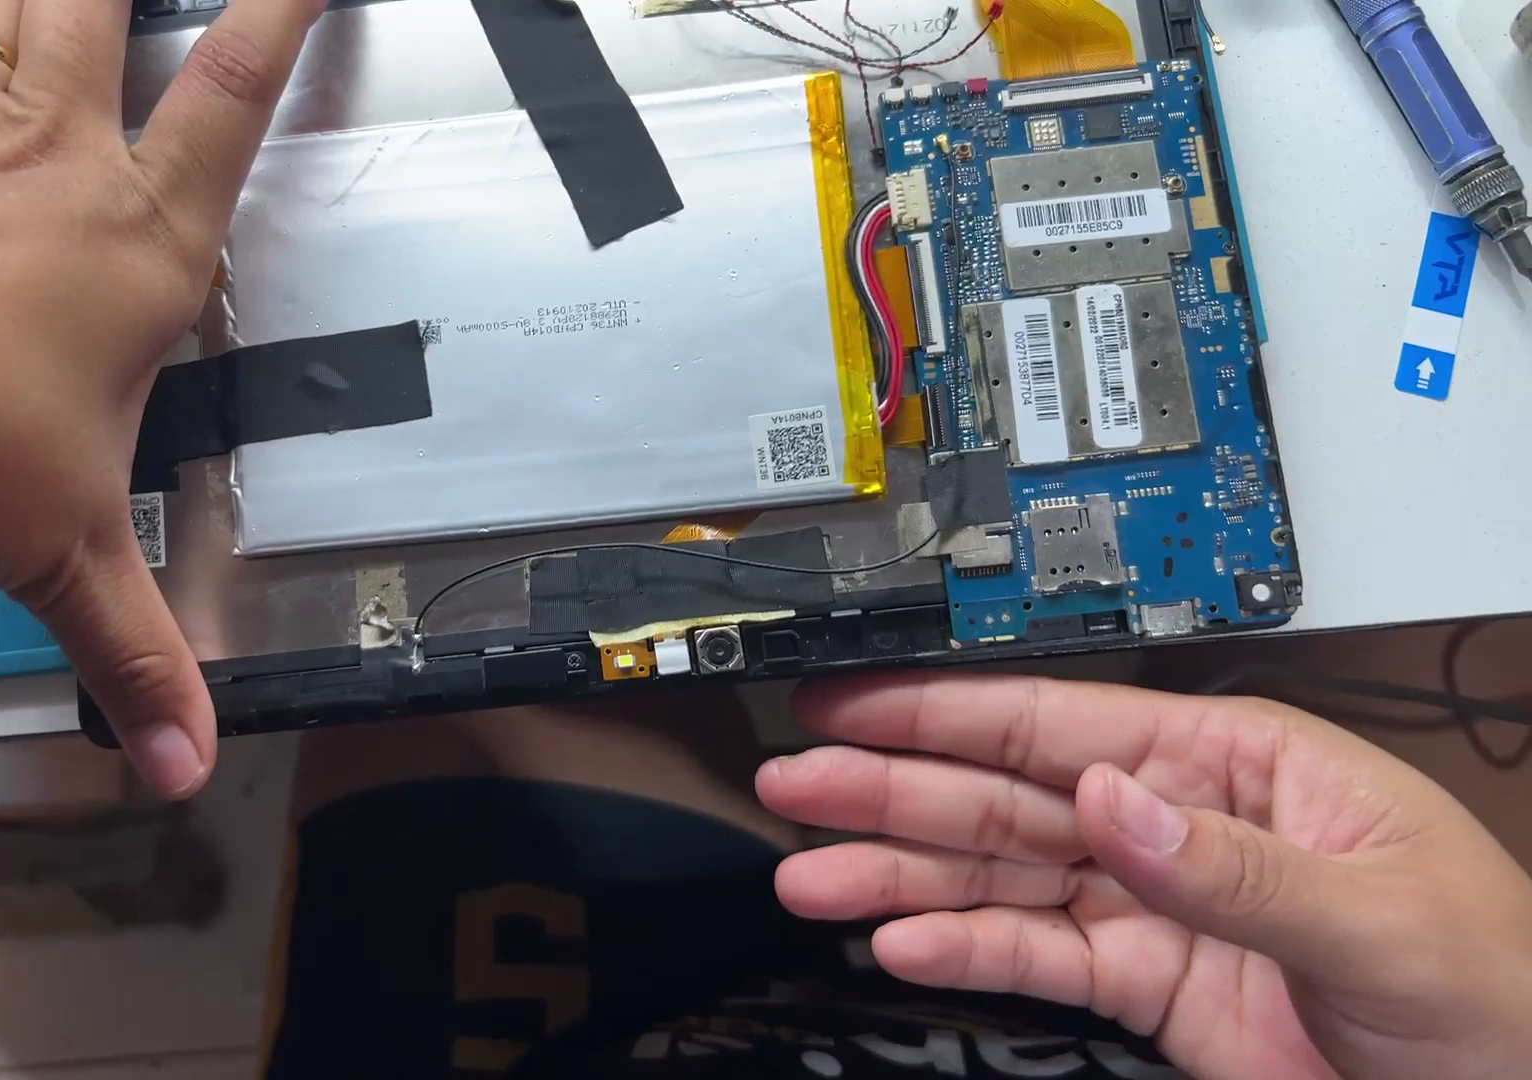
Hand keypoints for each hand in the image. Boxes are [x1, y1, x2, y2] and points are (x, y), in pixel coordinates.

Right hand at [756, 675, 1531, 1079]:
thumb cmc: (1521, 1011)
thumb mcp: (1404, 931)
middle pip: (986, 793)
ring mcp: (1133, 895)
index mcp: (1214, 763)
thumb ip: (1243, 865)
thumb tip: (1113, 801)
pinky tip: (897, 941)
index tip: (842, 703)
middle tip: (793, 783)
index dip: (928, 710)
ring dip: (892, 874)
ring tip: (812, 878)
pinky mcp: (1129, 972)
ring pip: (983, 871)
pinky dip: (956, 946)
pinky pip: (1023, 950)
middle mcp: (1154, 813)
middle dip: (879, 788)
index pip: (1038, 723)